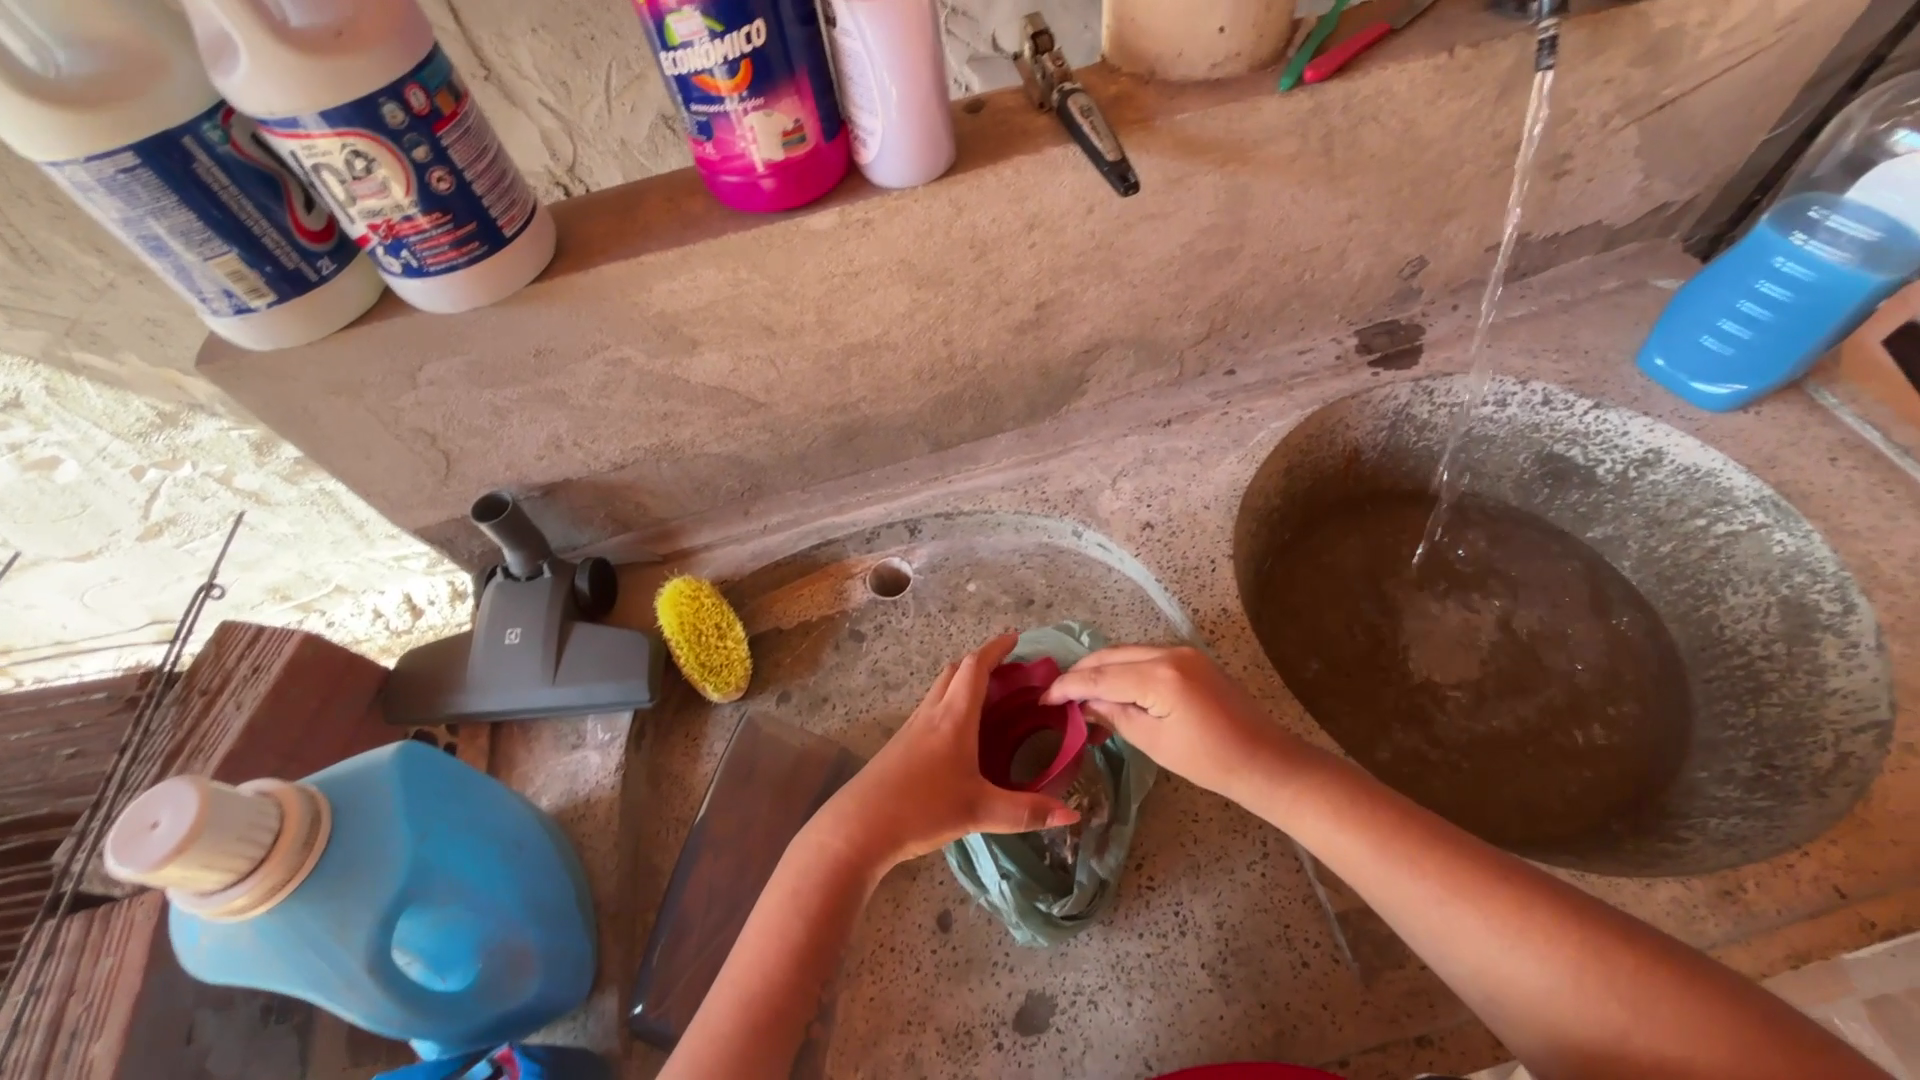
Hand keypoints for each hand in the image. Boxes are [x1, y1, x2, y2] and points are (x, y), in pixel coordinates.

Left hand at [816, 635, 1080, 870]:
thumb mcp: (980, 812)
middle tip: (1008, 672)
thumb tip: (1072, 815)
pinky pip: (930, 712)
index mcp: (954, 718)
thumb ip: (1027, 812)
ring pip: (939, 691)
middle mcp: (931, 714)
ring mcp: (910, 729)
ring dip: (963, 684)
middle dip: (980, 663)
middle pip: (954, 672)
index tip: (1015, 638)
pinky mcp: (899, 747)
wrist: (858, 827)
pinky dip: (950, 707)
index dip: (996, 649)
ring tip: (989, 701)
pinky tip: (960, 737)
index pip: (975, 668)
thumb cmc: (922, 809)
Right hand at [1042, 646, 1310, 802]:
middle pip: (1110, 655)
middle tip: (1056, 696)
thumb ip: (1114, 715)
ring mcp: (1182, 652)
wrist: (1264, 759)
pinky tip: (1112, 689)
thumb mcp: (1153, 742)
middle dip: (1081, 673)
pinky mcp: (1191, 659)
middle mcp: (1168, 653)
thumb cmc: (1209, 760)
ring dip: (1101, 670)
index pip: (1100, 675)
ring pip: (1126, 652)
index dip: (1067, 687)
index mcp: (1159, 676)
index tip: (1042, 699)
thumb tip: (1082, 704)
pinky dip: (1123, 670)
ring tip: (1080, 695)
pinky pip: (1145, 657)